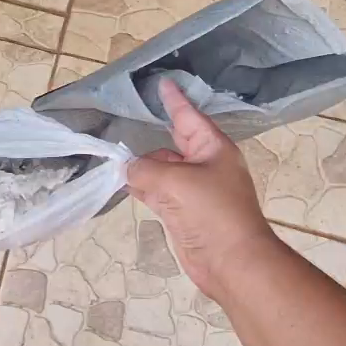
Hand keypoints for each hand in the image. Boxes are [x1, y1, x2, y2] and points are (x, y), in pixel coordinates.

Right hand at [126, 78, 283, 299]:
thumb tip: (128, 169)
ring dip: (141, 166)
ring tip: (113, 158)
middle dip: (151, 134)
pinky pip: (157, 191)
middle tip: (126, 118)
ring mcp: (193, 190)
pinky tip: (121, 182)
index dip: (174, 99)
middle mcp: (204, 165)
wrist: (232, 262)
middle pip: (172, 143)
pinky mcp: (182, 212)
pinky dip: (140, 187)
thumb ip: (145, 169)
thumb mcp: (175, 182)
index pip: (188, 116)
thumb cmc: (212, 212)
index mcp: (213, 148)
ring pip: (161, 169)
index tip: (163, 82)